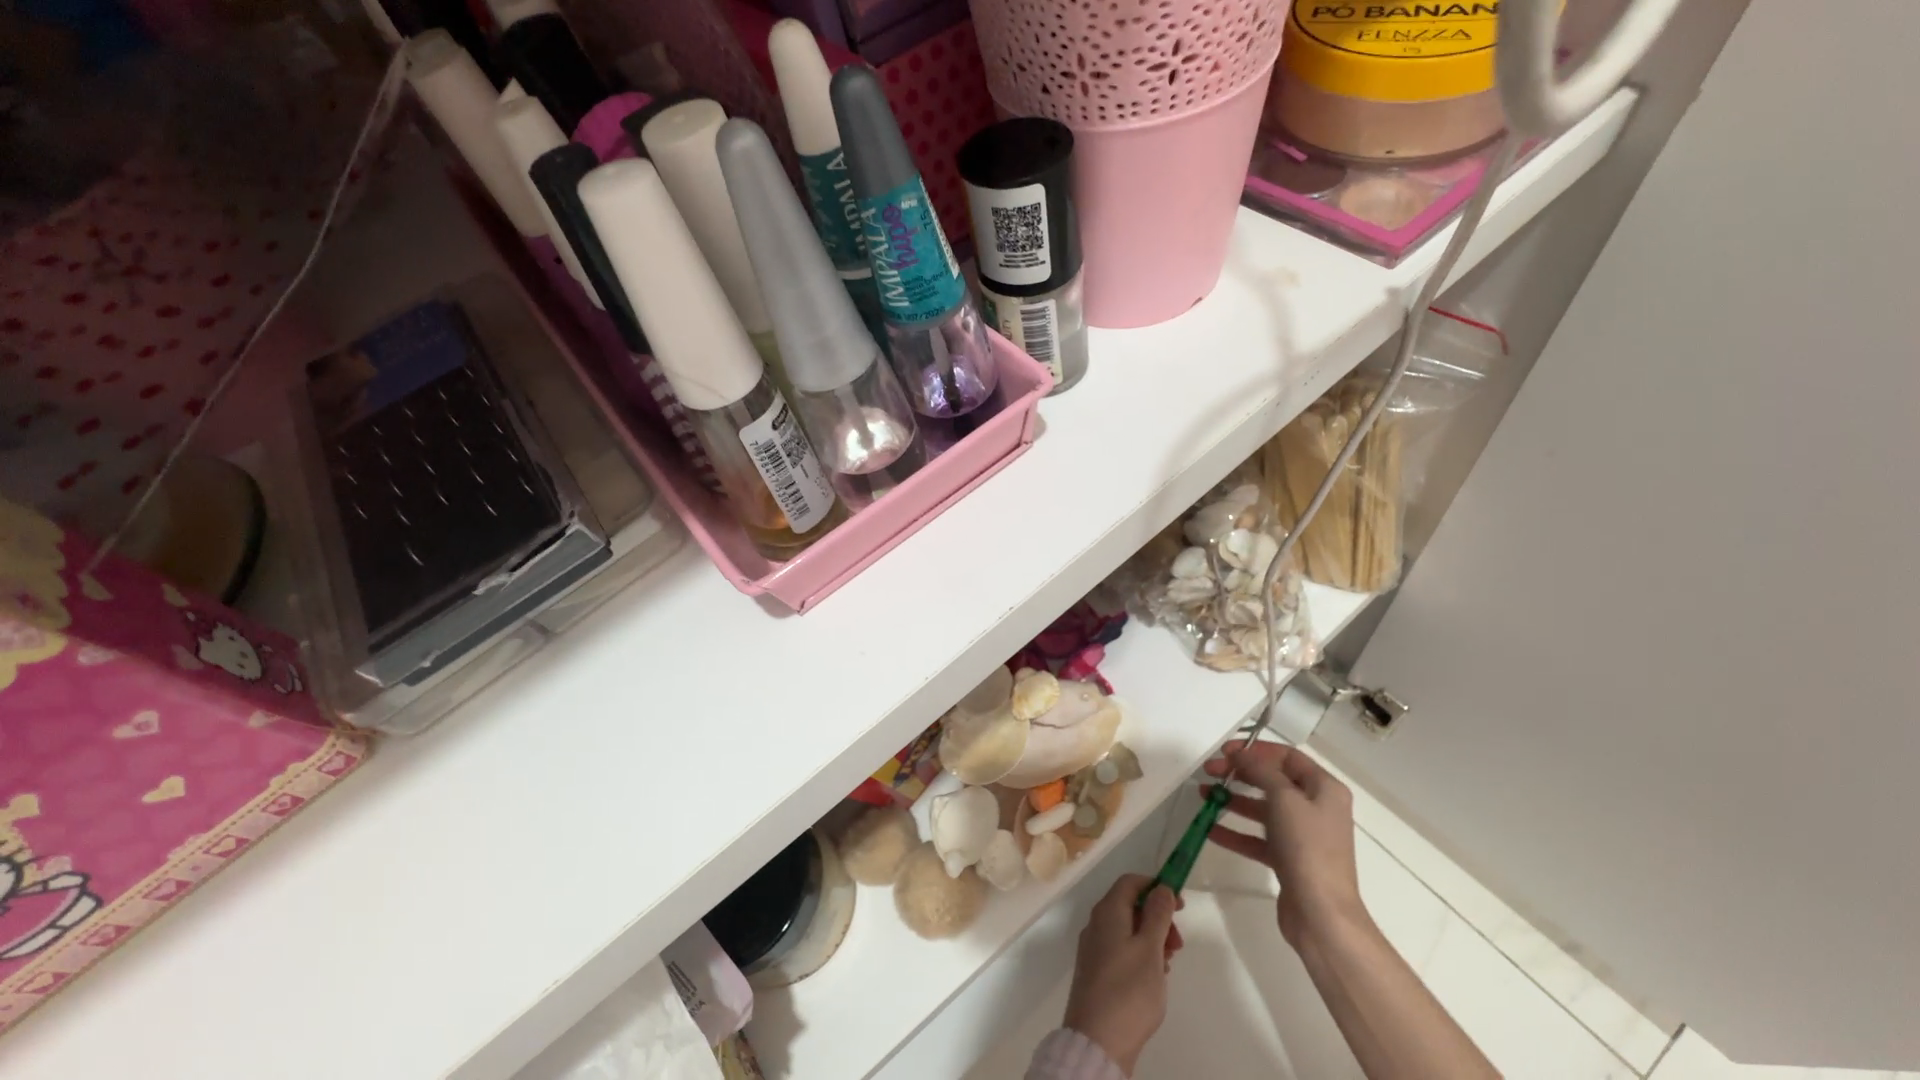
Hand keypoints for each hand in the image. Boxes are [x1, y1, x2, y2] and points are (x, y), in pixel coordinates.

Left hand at [1061, 874, 1184, 1075]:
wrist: (1097, 1040)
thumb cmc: (1129, 989)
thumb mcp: (1150, 948)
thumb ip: (1158, 914)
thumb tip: (1161, 887)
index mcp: (1107, 913)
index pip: (1130, 882)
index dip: (1156, 887)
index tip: (1180, 906)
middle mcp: (1096, 925)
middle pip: (1130, 906)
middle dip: (1158, 918)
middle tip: (1178, 945)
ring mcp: (1094, 949)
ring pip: (1128, 931)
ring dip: (1153, 940)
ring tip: (1168, 965)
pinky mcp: (1096, 972)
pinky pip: (1122, 951)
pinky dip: (1141, 956)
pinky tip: (1154, 978)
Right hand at [1203, 740, 1364, 948]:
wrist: (1321, 913)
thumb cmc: (1307, 848)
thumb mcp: (1284, 799)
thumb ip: (1262, 772)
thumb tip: (1242, 755)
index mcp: (1324, 788)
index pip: (1287, 757)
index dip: (1255, 750)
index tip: (1223, 752)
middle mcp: (1316, 808)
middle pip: (1273, 781)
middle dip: (1240, 774)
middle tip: (1209, 772)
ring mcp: (1303, 835)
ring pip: (1263, 810)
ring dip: (1234, 801)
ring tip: (1204, 796)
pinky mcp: (1289, 860)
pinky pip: (1258, 838)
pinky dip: (1236, 832)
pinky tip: (1210, 830)